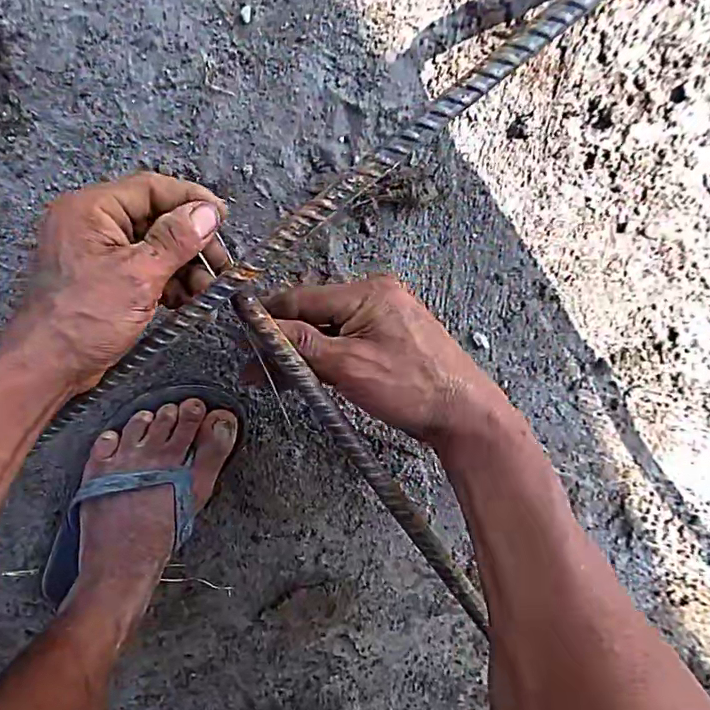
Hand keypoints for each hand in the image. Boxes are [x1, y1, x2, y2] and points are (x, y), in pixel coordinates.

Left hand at [3, 172, 227, 391]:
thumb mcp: (138, 275)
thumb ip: (175, 240)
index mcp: (90, 210)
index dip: (190, 201)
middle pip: (155, 218)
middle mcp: (90, 225)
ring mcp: (95, 253)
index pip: (151, 188)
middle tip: (218, 263)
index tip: (219, 218)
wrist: (47, 366)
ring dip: (183, 267)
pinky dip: (166, 282)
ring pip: (152, 247)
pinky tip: (185, 299)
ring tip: (205, 289)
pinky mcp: (101, 279)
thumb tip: (205, 213)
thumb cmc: (78, 321)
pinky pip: (141, 269)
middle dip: (190, 243)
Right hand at [263, 276, 507, 444]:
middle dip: (282, 340)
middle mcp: (377, 297)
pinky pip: (345, 341)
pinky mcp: (388, 339)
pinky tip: (308, 375)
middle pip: (312, 313)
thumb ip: (301, 344)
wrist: (465, 416)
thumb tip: (265, 329)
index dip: (268, 319)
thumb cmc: (418, 389)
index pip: (301, 298)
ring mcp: (384, 318)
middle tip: (256, 366)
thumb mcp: (349, 366)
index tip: (244, 335)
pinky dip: (324, 357)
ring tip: (278, 376)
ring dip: (301, 352)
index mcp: (368, 292)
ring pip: (327, 329)